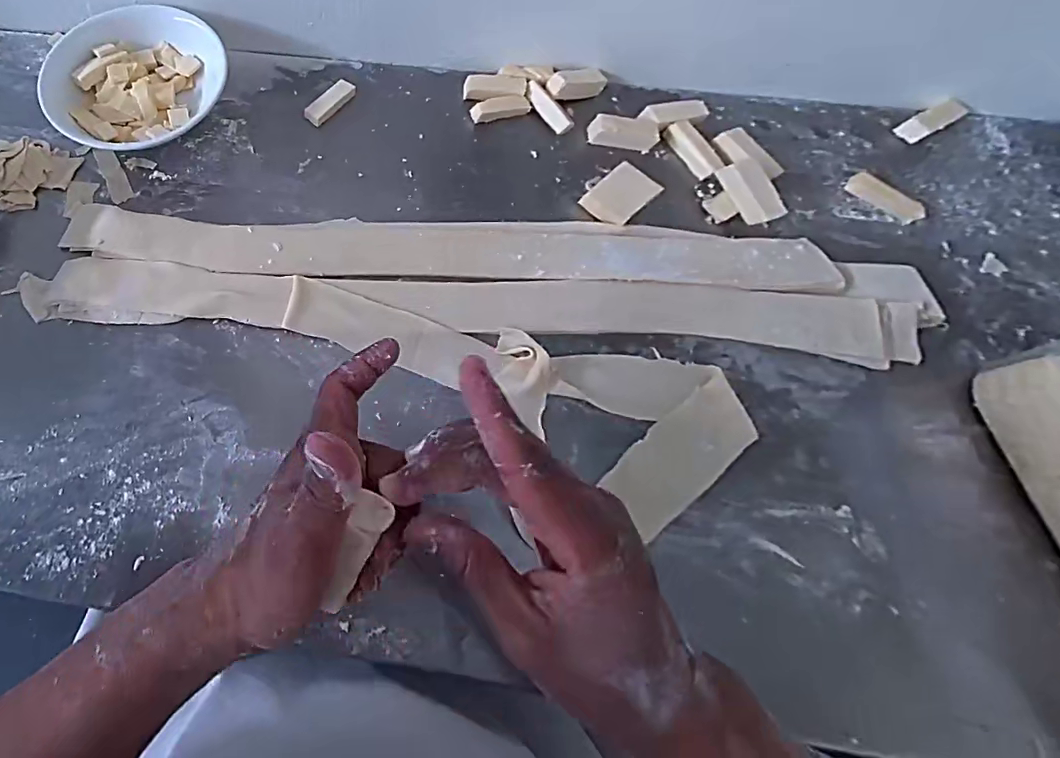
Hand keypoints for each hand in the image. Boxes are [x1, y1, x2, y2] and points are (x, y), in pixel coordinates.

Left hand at [196, 337, 407, 654]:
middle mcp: (328, 466)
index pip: (341, 395)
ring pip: (387, 500)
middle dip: (401, 502)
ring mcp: (331, 496)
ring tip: (366, 570)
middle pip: (388, 462)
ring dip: (389, 537)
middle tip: (390, 547)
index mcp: (319, 454)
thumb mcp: (300, 537)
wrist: (234, 616)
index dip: (366, 367)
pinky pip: (376, 527)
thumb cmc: (264, 575)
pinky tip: (358, 579)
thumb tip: (335, 440)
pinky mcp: (334, 523)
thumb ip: (323, 491)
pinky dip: (377, 553)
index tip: (393, 348)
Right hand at [380, 357, 793, 757]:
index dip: (495, 415)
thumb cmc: (591, 670)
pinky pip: (527, 469)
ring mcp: (588, 498)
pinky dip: (485, 464)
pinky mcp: (578, 501)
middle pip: (514, 454)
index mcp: (585, 537)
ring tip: (417, 474)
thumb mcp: (524, 632)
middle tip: (403, 477)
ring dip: (463, 455)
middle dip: (452, 454)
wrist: (656, 686)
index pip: (530, 464)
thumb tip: (421, 522)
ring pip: (518, 455)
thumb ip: (475, 568)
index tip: (472, 372)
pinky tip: (453, 470)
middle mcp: (590, 502)